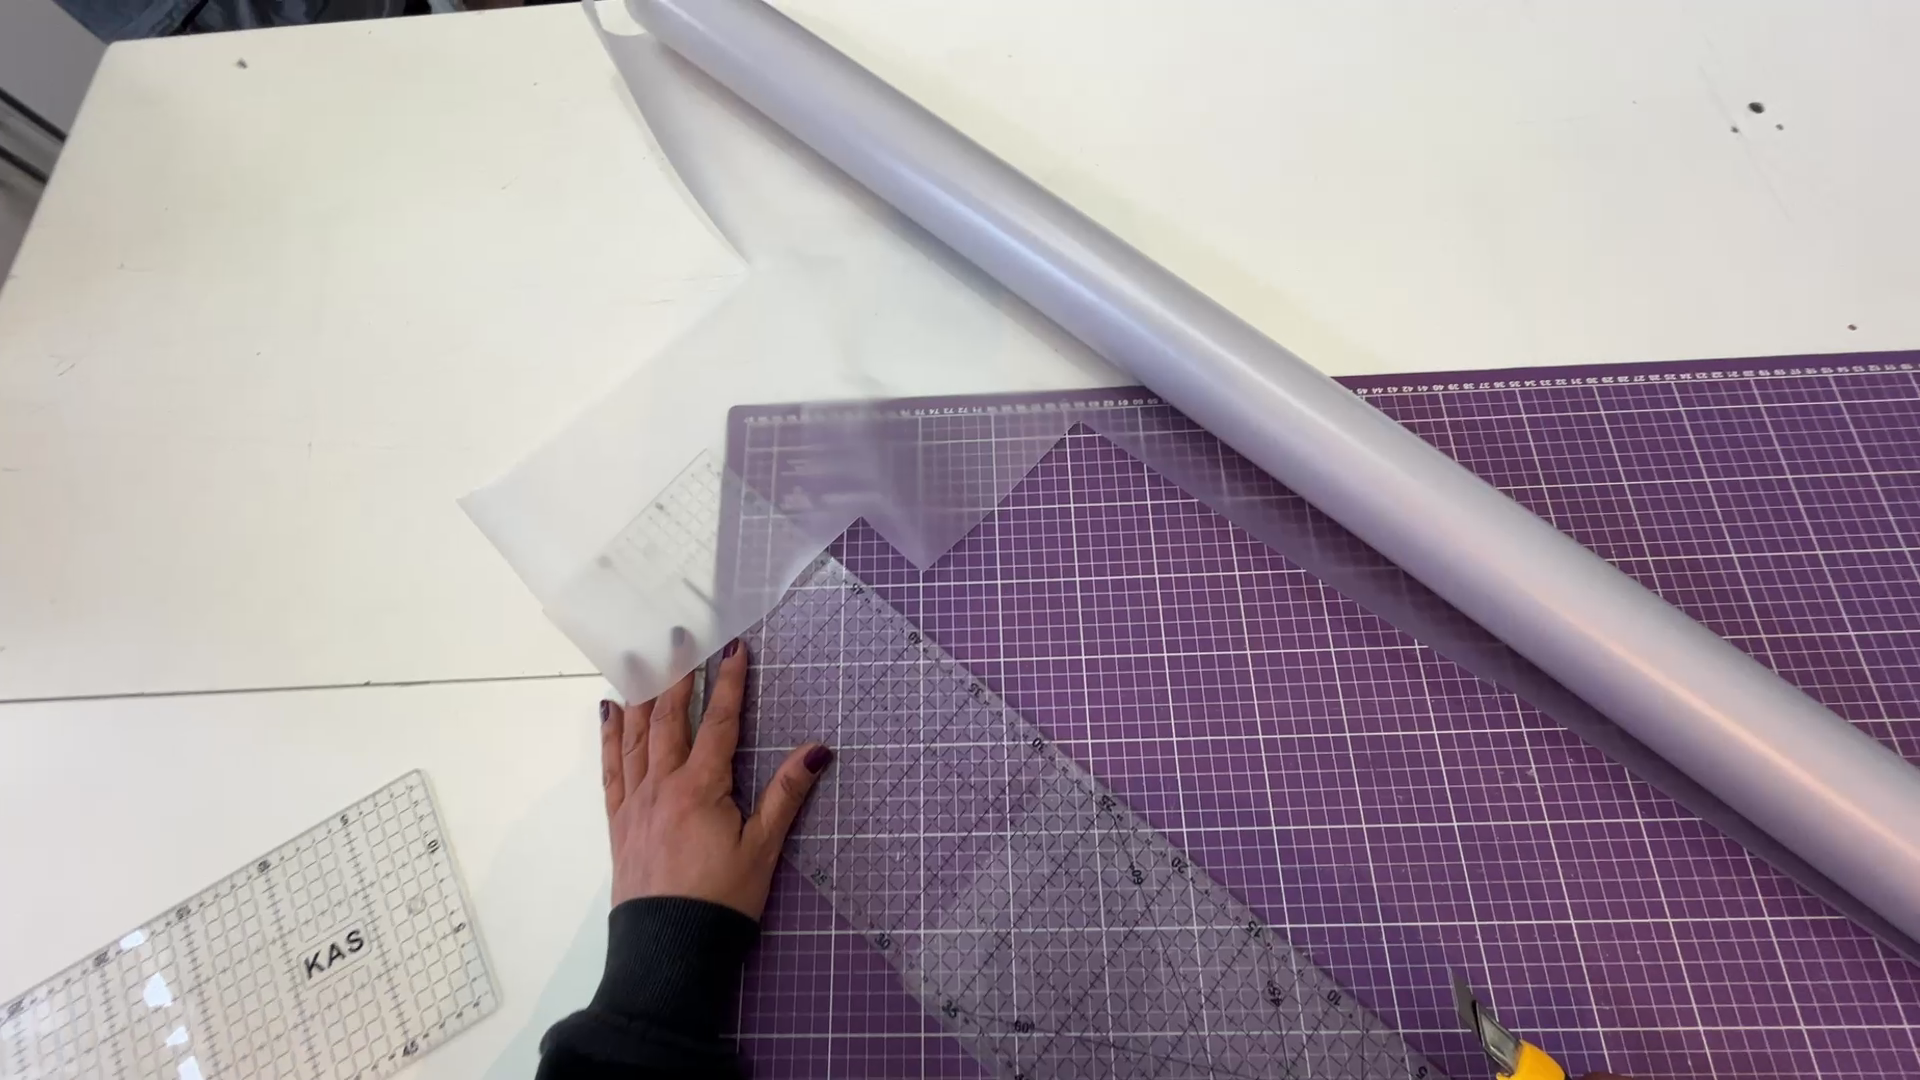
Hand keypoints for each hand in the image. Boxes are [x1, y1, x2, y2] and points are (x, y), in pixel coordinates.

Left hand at [599, 640, 830, 917]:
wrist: (667, 954)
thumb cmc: (722, 899)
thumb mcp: (763, 847)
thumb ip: (786, 794)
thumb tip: (818, 750)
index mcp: (700, 787)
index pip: (718, 722)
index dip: (728, 683)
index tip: (734, 648)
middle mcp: (662, 785)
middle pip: (669, 719)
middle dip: (678, 676)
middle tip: (680, 639)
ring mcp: (635, 802)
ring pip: (635, 737)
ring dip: (642, 695)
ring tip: (643, 660)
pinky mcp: (619, 821)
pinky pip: (610, 769)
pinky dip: (610, 737)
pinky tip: (609, 713)